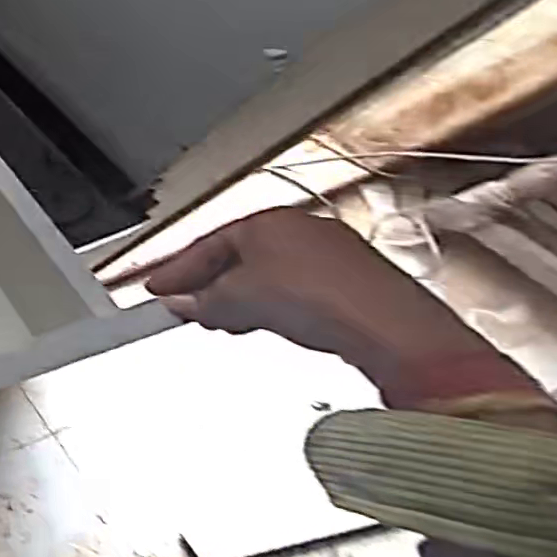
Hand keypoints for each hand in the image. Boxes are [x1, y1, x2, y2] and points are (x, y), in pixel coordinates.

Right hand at [144, 208, 496, 389]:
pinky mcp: (361, 281)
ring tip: (225, 320)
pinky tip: (267, 322)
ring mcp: (335, 253)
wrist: (398, 336)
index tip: (158, 291)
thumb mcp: (234, 300)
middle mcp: (302, 228)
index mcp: (267, 220)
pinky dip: (275, 303)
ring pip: (268, 273)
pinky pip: (299, 287)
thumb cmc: (317, 301)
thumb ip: (199, 301)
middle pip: (236, 257)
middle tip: (187, 307)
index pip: (204, 247)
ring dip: (241, 297)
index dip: (176, 272)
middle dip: (209, 285)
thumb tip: (179, 303)